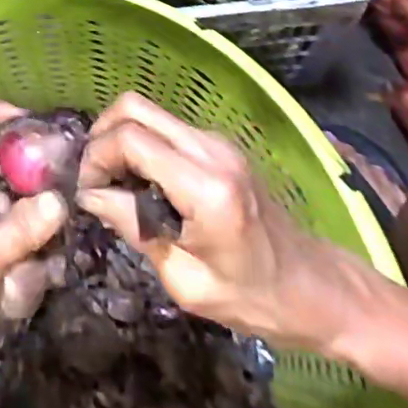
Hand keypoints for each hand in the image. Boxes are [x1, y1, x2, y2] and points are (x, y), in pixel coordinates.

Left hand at [0, 100, 68, 407]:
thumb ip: (23, 226)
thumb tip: (61, 199)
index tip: (29, 119)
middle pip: (2, 163)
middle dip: (33, 168)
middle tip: (73, 171)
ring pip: (22, 199)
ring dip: (43, 210)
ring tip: (69, 220)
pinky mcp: (0, 253)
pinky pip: (28, 233)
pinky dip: (43, 241)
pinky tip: (56, 259)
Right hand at [75, 92, 373, 351]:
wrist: (320, 291)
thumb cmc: (257, 300)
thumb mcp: (186, 281)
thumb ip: (133, 227)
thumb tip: (88, 194)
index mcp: (206, 186)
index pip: (130, 139)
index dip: (96, 158)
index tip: (87, 191)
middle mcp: (211, 150)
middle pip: (132, 108)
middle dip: (101, 137)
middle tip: (95, 178)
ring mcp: (216, 141)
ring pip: (144, 111)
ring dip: (118, 137)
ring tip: (113, 180)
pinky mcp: (217, 144)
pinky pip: (162, 126)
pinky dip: (138, 143)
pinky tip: (139, 181)